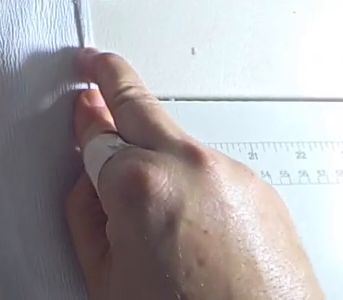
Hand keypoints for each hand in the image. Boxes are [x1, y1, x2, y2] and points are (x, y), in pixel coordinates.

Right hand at [66, 49, 323, 299]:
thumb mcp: (107, 281)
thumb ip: (86, 215)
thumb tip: (86, 178)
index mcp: (139, 183)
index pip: (96, 132)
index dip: (84, 121)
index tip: (81, 106)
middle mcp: (187, 164)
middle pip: (139, 103)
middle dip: (113, 78)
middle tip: (97, 64)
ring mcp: (230, 174)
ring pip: (179, 144)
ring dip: (161, 155)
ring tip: (160, 211)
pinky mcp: (260, 189)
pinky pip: (213, 173)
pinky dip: (198, 186)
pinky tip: (195, 228)